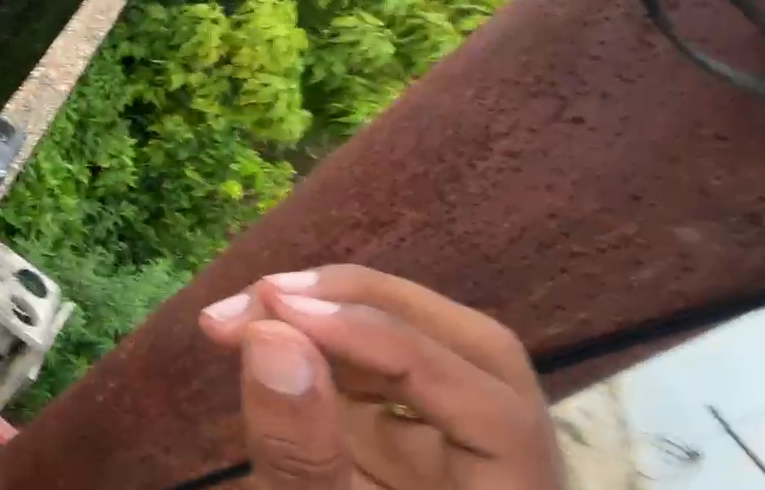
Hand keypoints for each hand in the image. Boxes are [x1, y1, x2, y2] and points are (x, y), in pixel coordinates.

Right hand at [198, 265, 563, 489]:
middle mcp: (517, 470)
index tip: (275, 309)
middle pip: (475, 348)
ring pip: (432, 338)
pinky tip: (268, 334)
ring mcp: (467, 446)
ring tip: (247, 310)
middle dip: (362, 302)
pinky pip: (385, 359)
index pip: (488, 404)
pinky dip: (326, 332)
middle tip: (264, 293)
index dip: (383, 341)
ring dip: (337, 307)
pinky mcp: (416, 432)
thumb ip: (299, 449)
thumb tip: (270, 329)